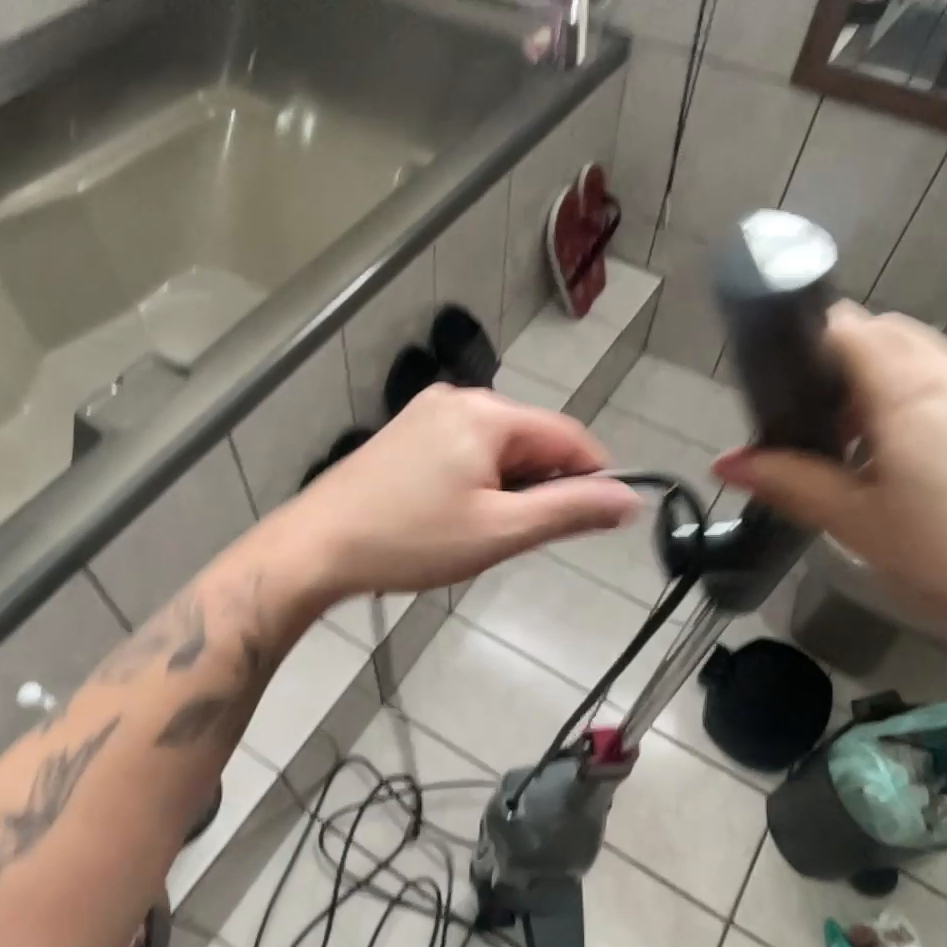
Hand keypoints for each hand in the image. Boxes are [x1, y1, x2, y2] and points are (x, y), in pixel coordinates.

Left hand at [272, 385, 642, 596]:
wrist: (316, 547)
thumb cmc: (411, 540)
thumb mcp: (500, 531)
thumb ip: (569, 510)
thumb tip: (630, 498)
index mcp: (487, 413)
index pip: (570, 436)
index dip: (594, 478)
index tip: (594, 522)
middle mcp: (458, 399)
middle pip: (531, 440)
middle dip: (541, 486)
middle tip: (518, 537)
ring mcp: (425, 414)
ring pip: (497, 449)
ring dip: (508, 489)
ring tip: (479, 534)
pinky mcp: (403, 435)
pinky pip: (463, 452)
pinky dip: (476, 483)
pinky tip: (453, 518)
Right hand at [714, 303, 946, 653]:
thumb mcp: (857, 522)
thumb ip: (788, 483)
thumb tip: (726, 464)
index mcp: (906, 385)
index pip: (842, 324)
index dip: (800, 347)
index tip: (777, 393)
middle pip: (881, 335)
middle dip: (836, 367)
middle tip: (813, 430)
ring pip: (919, 360)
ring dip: (876, 388)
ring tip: (859, 456)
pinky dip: (915, 405)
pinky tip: (912, 470)